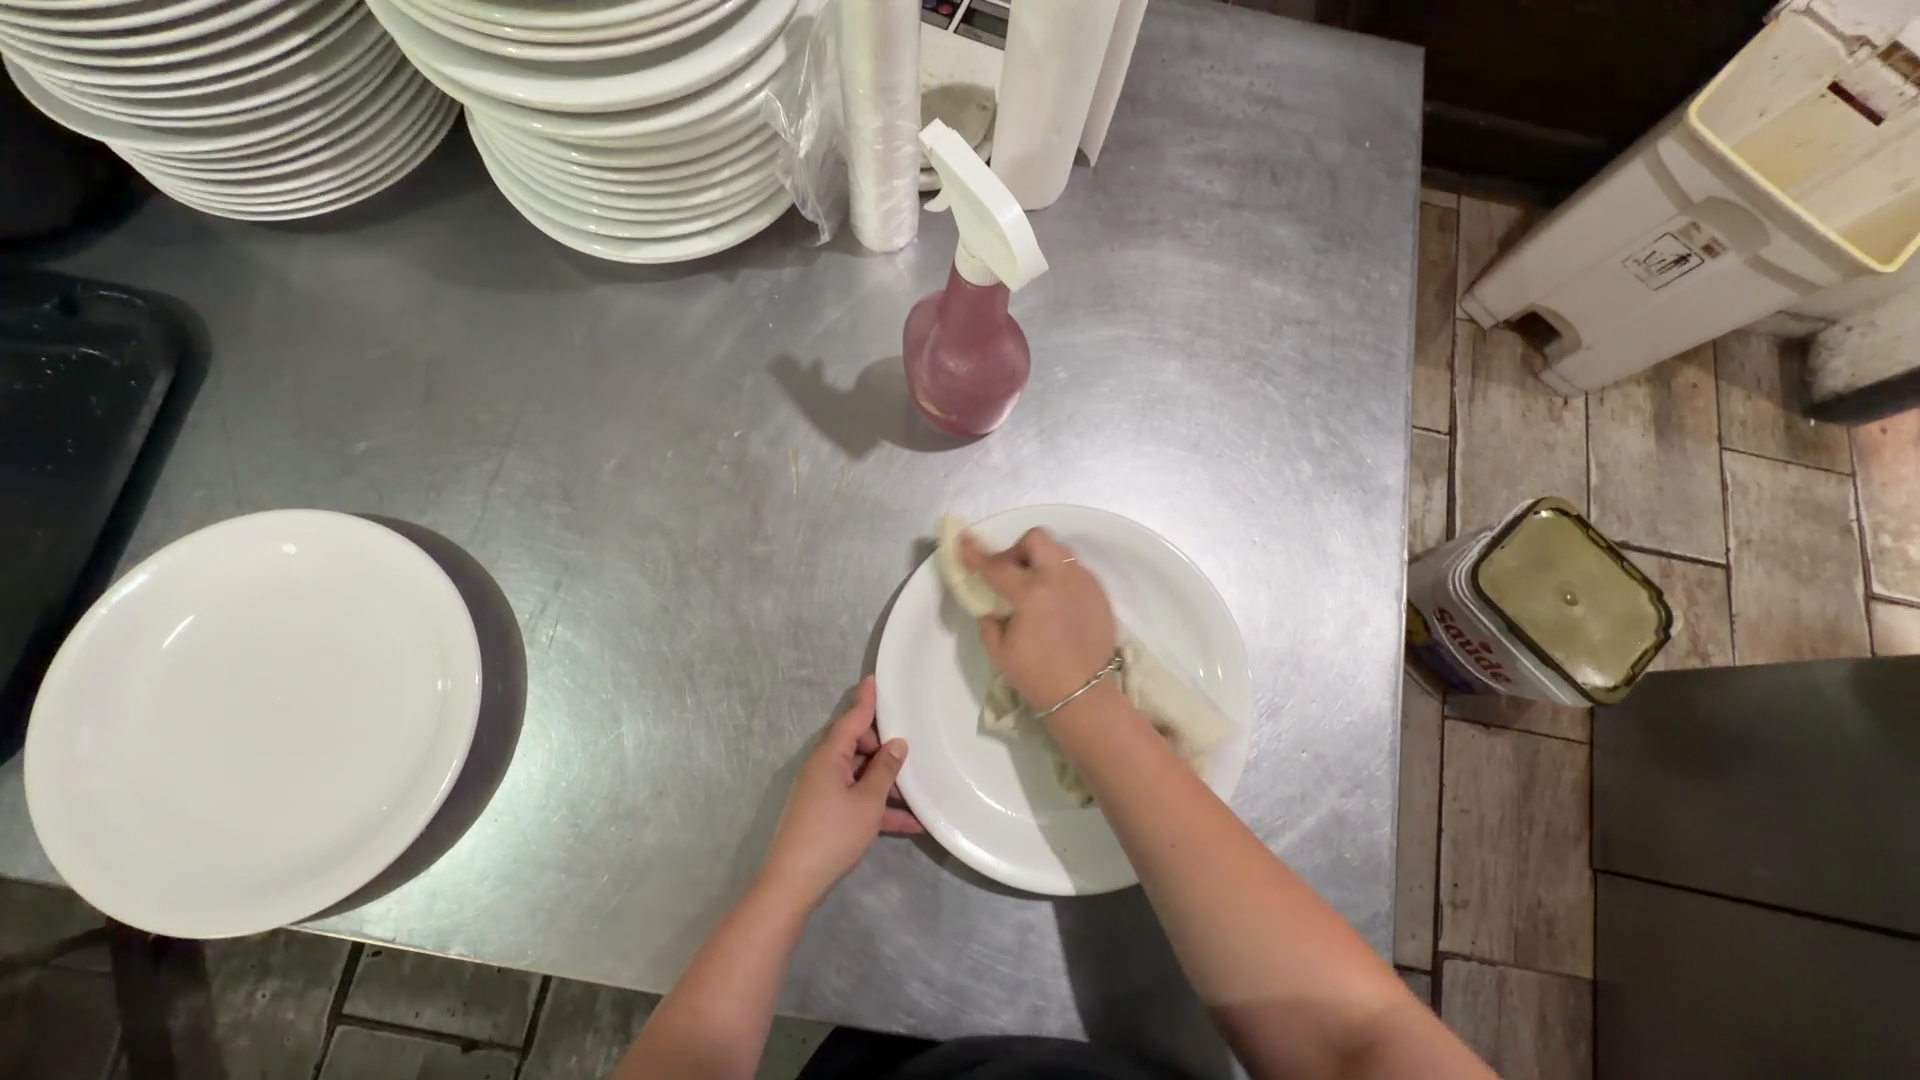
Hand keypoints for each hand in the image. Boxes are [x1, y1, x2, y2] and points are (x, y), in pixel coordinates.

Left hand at [759, 678, 922, 905]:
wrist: (794, 882)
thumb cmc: (832, 834)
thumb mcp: (867, 802)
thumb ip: (884, 771)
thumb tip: (896, 745)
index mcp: (828, 757)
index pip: (851, 720)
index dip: (866, 701)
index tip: (873, 679)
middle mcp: (823, 769)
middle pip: (857, 747)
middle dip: (883, 750)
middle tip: (909, 756)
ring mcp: (823, 793)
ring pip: (860, 776)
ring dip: (886, 783)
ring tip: (918, 792)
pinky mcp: (826, 815)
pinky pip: (857, 801)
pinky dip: (879, 808)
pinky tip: (911, 824)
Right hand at [962, 528, 1117, 711]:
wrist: (1084, 693)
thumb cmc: (1036, 675)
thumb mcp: (998, 649)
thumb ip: (989, 617)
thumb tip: (991, 601)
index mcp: (1031, 593)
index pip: (996, 565)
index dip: (975, 553)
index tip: (962, 540)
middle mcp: (1059, 578)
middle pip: (1036, 539)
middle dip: (1017, 549)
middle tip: (1009, 572)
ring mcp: (1083, 582)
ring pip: (1058, 551)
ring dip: (1040, 561)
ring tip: (1034, 588)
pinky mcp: (1099, 591)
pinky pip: (1075, 570)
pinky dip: (1059, 577)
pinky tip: (1055, 602)